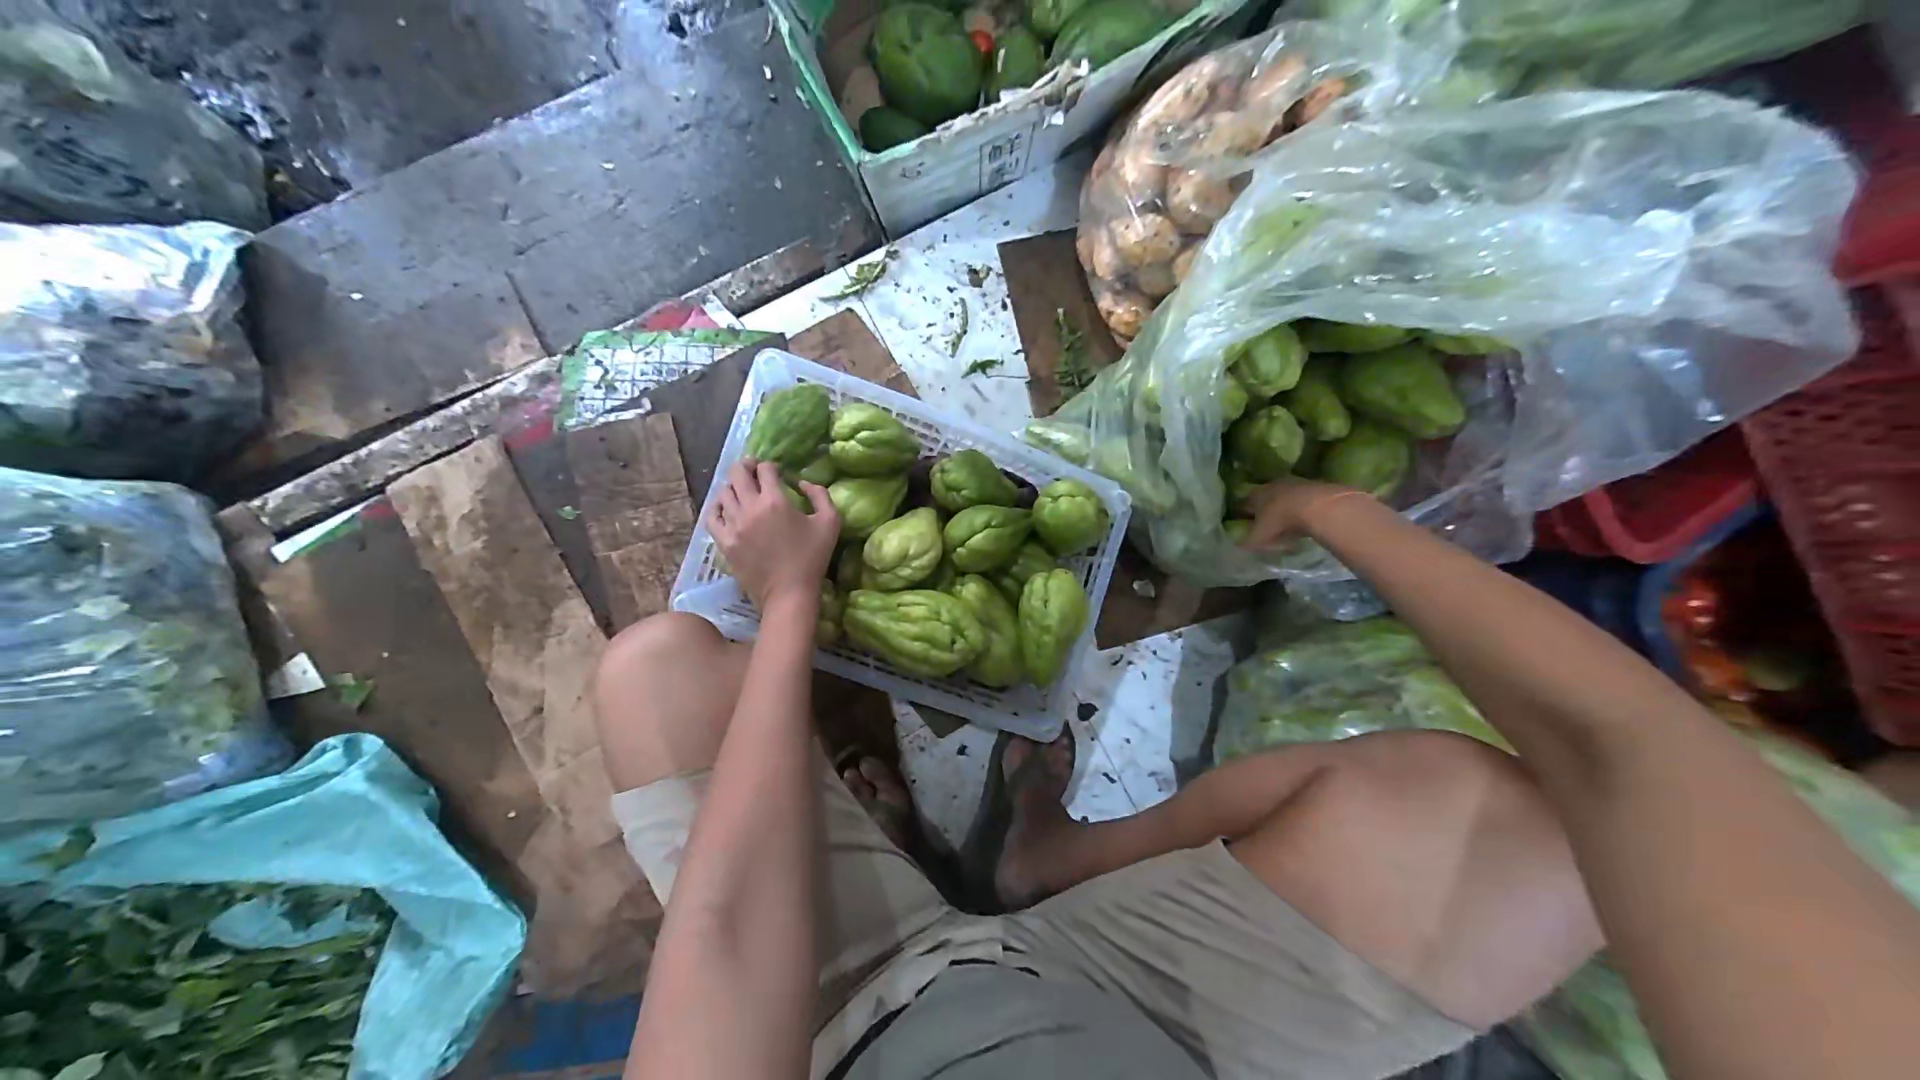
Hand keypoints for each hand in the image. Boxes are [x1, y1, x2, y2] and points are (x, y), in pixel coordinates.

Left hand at [709, 459, 840, 612]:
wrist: (789, 592)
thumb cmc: (812, 557)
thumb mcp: (831, 522)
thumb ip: (820, 494)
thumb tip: (802, 482)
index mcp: (775, 500)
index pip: (765, 469)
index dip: (771, 466)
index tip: (777, 473)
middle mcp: (750, 507)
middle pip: (738, 473)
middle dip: (746, 466)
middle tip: (753, 471)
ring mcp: (733, 525)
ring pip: (724, 492)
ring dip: (733, 486)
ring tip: (742, 491)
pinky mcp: (724, 541)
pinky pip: (712, 516)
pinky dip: (718, 507)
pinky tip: (726, 508)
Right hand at [1243, 478, 1365, 549]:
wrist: (1317, 507)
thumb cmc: (1280, 521)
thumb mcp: (1259, 537)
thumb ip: (1247, 541)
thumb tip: (1238, 545)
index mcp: (1255, 495)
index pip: (1244, 503)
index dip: (1242, 513)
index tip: (1242, 521)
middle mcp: (1272, 485)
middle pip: (1265, 496)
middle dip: (1264, 507)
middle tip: (1265, 521)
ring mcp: (1294, 483)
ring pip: (1285, 495)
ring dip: (1284, 505)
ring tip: (1287, 520)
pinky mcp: (1314, 485)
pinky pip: (1303, 498)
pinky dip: (1302, 506)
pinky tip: (1305, 516)